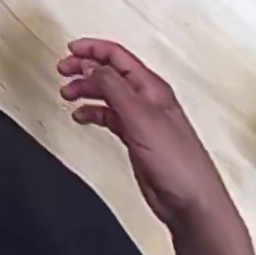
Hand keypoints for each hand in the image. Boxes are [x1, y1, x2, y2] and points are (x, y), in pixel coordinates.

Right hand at [58, 38, 233, 236]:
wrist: (192, 205)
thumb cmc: (178, 163)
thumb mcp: (140, 116)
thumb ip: (113, 87)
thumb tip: (90, 66)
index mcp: (150, 86)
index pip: (116, 56)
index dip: (92, 49)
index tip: (70, 48)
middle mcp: (145, 98)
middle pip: (109, 72)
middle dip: (84, 67)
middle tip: (63, 70)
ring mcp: (140, 118)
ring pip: (106, 93)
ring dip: (85, 90)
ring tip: (67, 93)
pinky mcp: (135, 137)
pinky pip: (108, 115)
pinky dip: (91, 112)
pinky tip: (81, 116)